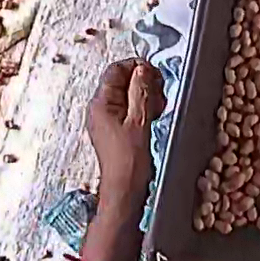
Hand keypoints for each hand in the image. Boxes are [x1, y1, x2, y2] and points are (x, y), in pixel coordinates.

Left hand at [88, 58, 163, 200]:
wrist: (124, 192)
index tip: (155, 76)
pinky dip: (144, 110)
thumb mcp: (139, 121)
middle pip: (122, 81)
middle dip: (144, 83)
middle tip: (159, 94)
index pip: (116, 69)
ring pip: (128, 95)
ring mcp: (107, 120)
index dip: (137, 68)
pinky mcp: (115, 130)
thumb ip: (141, 92)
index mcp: (101, 103)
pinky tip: (154, 119)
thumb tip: (143, 69)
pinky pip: (130, 110)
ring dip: (146, 97)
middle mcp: (100, 109)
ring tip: (158, 109)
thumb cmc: (129, 162)